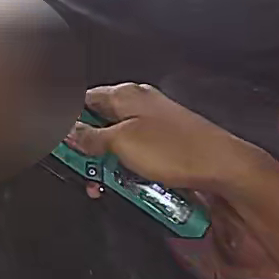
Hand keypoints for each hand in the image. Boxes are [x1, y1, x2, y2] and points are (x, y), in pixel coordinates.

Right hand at [67, 83, 278, 197]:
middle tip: (79, 169)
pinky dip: (124, 169)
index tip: (55, 141)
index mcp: (126, 95)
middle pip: (98, 123)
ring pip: (115, 142)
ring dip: (104, 164)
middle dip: (84, 148)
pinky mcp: (164, 145)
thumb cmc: (176, 149)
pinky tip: (125, 184)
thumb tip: (68, 131)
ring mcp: (153, 125)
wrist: (223, 167)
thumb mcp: (121, 143)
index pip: (83, 100)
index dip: (66, 120)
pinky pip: (134, 155)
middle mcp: (139, 104)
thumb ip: (90, 136)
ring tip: (102, 184)